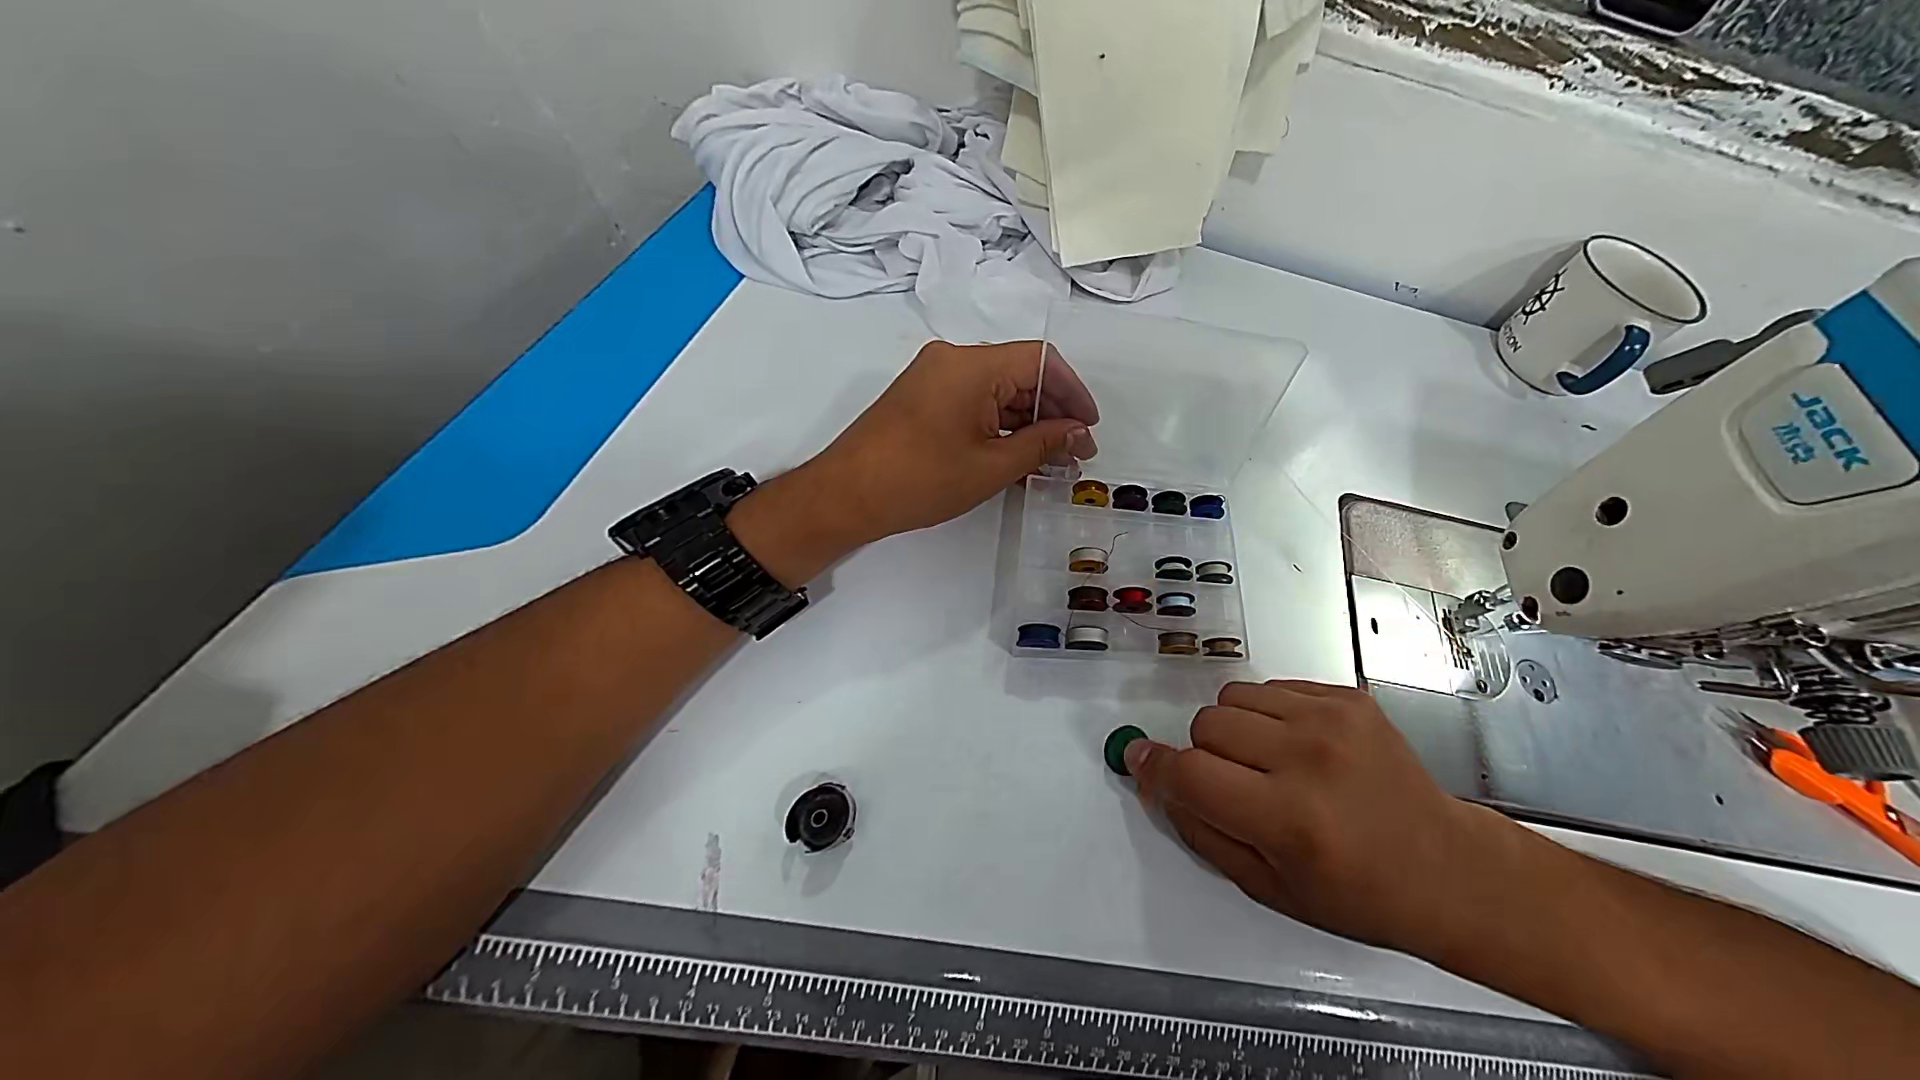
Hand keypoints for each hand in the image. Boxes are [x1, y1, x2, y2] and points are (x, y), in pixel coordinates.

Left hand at [731, 341, 1097, 585]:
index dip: (1073, 392)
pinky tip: (1015, 453)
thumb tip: (1078, 434)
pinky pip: (972, 399)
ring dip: (1026, 419)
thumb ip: (1042, 444)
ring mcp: (933, 375)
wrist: (845, 495)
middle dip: (1052, 410)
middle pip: (1019, 371)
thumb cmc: (919, 480)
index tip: (1088, 428)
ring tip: (1049, 459)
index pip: (1041, 360)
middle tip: (1074, 452)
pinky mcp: (922, 395)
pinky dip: (997, 422)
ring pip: (996, 388)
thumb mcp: (990, 466)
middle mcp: (952, 359)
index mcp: (971, 365)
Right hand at [1125, 680, 1510, 954]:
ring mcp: (1333, 722)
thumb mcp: (1266, 887)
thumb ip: (1200, 830)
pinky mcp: (1348, 699)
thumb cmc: (1361, 892)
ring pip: (1232, 698)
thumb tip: (1157, 783)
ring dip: (1234, 729)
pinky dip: (1268, 714)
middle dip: (1204, 754)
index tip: (1142, 759)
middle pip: (1205, 725)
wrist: (1447, 868)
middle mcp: (1310, 760)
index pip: (1188, 773)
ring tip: (1267, 762)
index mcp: (1289, 818)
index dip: (1156, 767)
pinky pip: (1271, 688)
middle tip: (1235, 783)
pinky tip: (1297, 747)